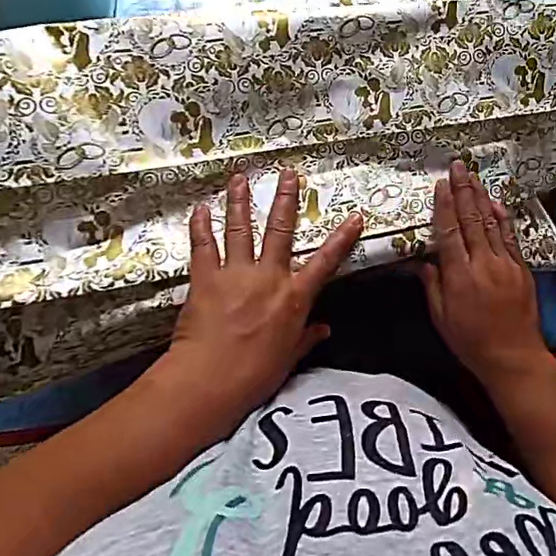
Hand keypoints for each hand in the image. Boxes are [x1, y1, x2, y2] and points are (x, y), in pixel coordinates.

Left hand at [159, 169, 363, 429]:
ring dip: (240, 201)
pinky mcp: (206, 277)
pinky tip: (200, 209)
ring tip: (240, 178)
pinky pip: (204, 246)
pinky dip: (201, 226)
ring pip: (240, 229)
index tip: (355, 217)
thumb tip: (325, 329)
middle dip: (285, 199)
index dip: (342, 239)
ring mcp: (236, 273)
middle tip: (288, 174)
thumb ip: (306, 338)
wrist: (209, 381)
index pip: (325, 262)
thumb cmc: (253, 375)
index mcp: (293, 297)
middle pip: (280, 230)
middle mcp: (268, 277)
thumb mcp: (288, 359)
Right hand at [419, 161, 552, 384]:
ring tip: (473, 177)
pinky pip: (510, 237)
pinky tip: (495, 203)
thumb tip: (422, 260)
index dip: (444, 206)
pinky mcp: (521, 269)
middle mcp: (483, 263)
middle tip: (458, 167)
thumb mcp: (441, 316)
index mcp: (460, 275)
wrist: (514, 357)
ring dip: (481, 197)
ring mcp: (505, 264)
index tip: (441, 185)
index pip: (449, 232)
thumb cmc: (471, 341)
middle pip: (471, 219)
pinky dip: (502, 218)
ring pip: (491, 223)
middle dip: (463, 190)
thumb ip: (432, 284)